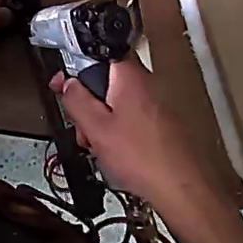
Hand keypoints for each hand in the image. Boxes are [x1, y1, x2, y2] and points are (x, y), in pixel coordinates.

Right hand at [51, 59, 220, 208]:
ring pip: (115, 103)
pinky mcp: (159, 124)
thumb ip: (76, 101)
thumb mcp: (96, 128)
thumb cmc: (144, 158)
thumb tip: (67, 84)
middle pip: (105, 82)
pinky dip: (116, 131)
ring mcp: (154, 105)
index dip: (75, 67)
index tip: (62, 83)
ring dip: (100, 120)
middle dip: (87, 102)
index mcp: (129, 78)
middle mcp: (146, 85)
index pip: (98, 54)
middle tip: (81, 123)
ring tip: (97, 144)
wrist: (180, 188)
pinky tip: (114, 151)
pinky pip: (129, 119)